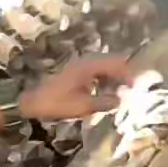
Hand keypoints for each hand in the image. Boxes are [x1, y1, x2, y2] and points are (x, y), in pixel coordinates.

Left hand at [19, 56, 135, 120]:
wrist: (29, 101)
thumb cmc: (56, 102)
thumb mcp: (83, 106)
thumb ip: (105, 102)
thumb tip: (121, 100)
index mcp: (90, 65)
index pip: (118, 64)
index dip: (130, 74)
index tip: (138, 87)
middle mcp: (87, 60)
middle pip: (113, 62)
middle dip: (124, 74)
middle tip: (131, 90)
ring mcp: (80, 65)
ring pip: (105, 67)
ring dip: (114, 77)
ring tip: (120, 93)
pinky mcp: (75, 71)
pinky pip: (96, 71)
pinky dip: (104, 79)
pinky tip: (105, 92)